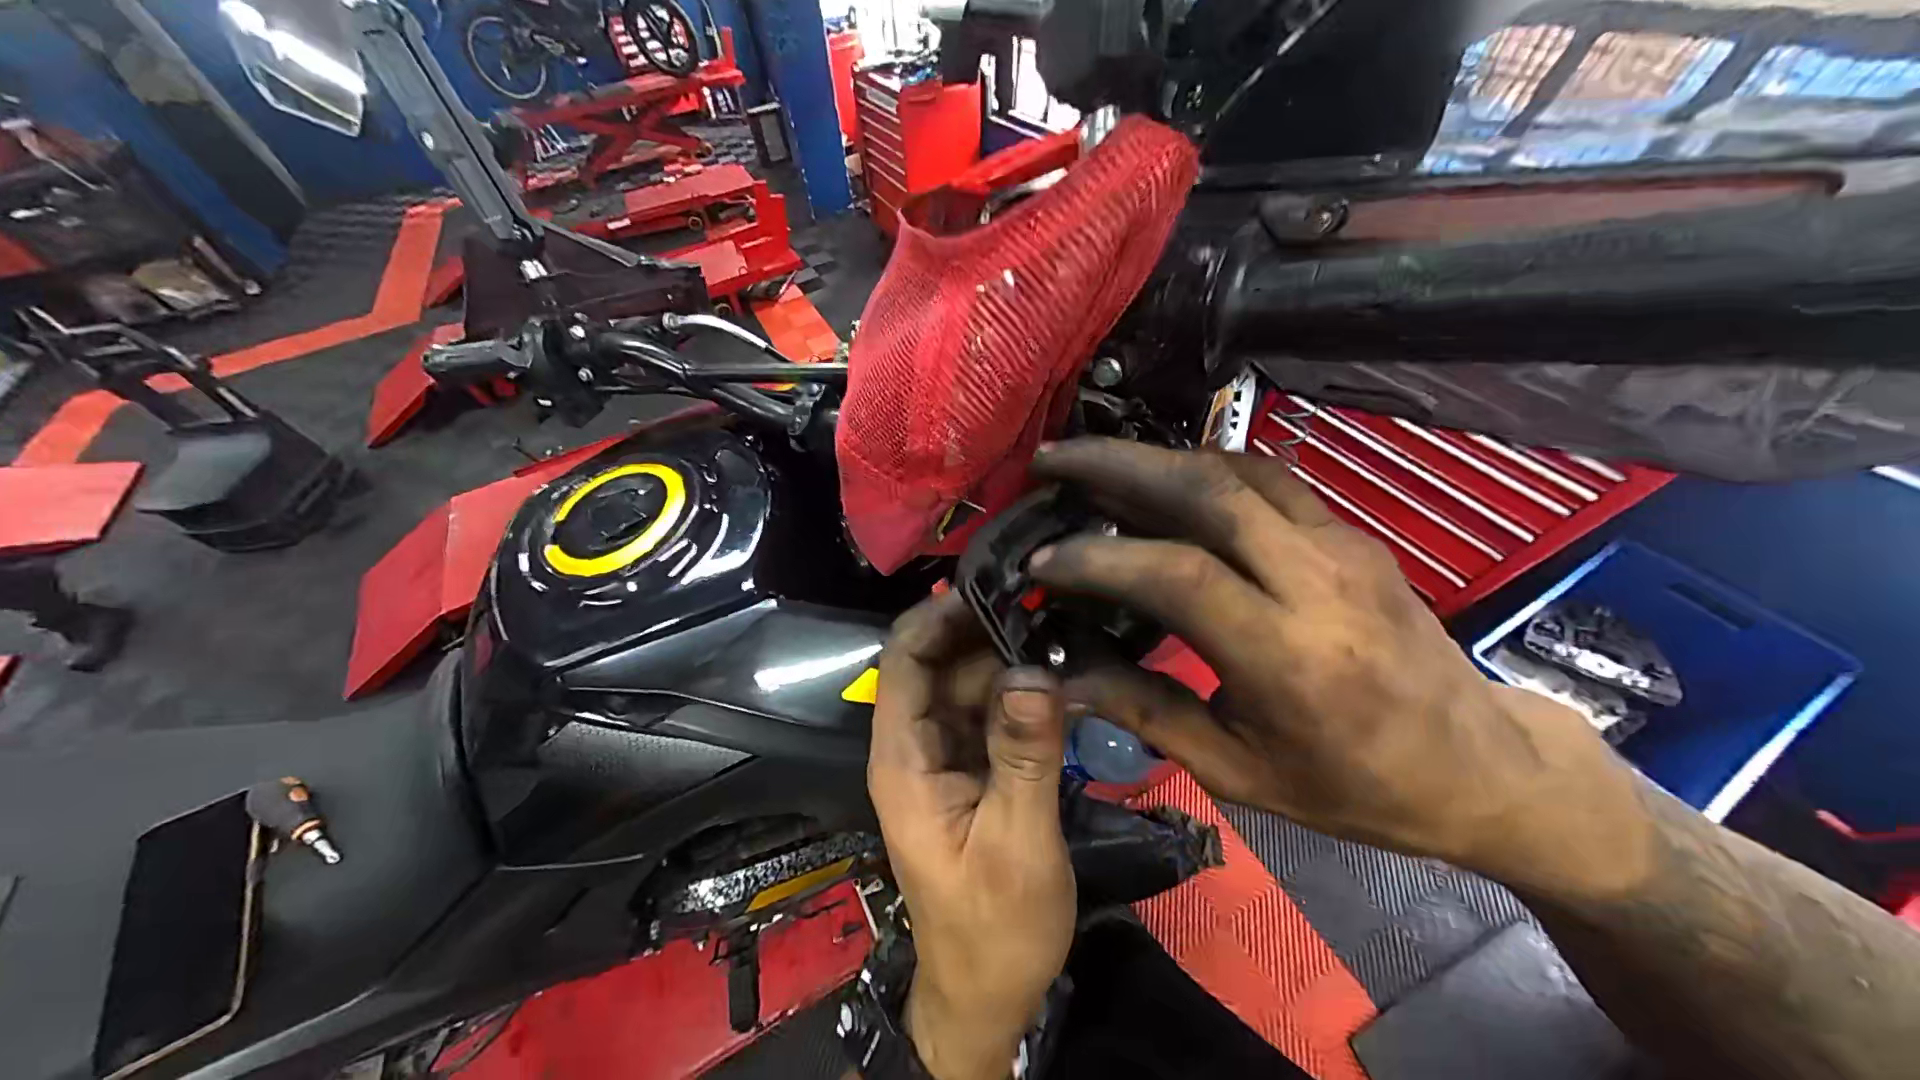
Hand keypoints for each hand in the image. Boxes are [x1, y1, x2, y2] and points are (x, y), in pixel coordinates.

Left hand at [867, 593, 1075, 1079]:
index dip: (940, 617)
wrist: (988, 993)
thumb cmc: (994, 927)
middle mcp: (916, 748)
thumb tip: (1033, 671)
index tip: (995, 589)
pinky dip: (1018, 696)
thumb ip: (1023, 755)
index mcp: (904, 759)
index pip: (905, 661)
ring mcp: (944, 758)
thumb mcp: (1017, 843)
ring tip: (1060, 634)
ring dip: (1008, 663)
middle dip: (987, 635)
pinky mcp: (971, 772)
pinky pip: (989, 716)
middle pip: (940, 666)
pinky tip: (1056, 679)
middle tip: (1048, 607)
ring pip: (968, 687)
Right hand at [1030, 438, 1653, 898]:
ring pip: (1235, 469)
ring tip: (1093, 465)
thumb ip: (1146, 712)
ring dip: (1154, 457)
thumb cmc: (1356, 788)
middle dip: (1114, 465)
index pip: (1177, 576)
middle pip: (1206, 491)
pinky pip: (1266, 479)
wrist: (1483, 768)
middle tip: (1051, 461)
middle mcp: (1317, 582)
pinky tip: (1162, 481)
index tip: (1042, 561)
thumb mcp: (1240, 771)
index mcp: (1289, 656)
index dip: (1098, 560)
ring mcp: (1341, 545)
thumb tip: (1064, 673)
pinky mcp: (1351, 533)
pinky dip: (1200, 470)